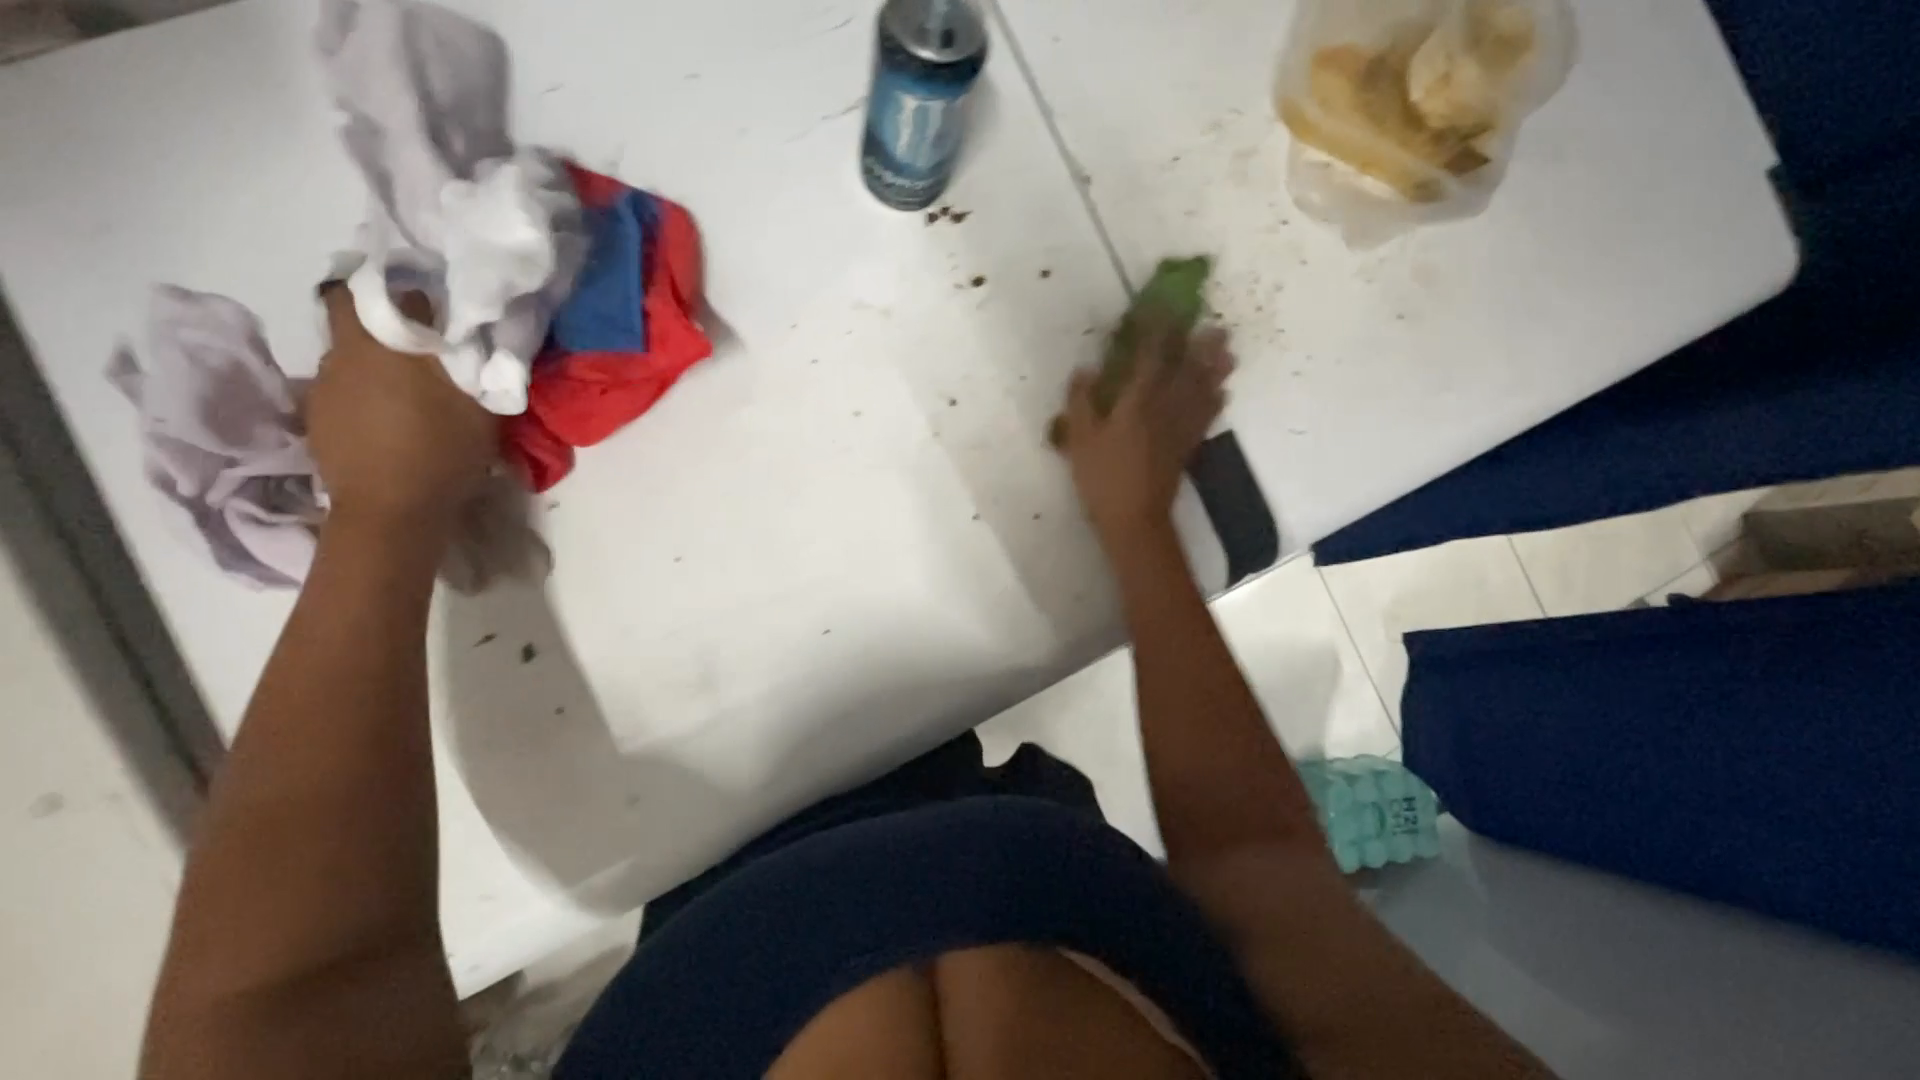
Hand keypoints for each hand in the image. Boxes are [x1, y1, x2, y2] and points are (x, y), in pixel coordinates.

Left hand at [309, 285, 497, 530]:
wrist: (390, 512)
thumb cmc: (442, 452)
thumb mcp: (480, 408)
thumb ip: (477, 367)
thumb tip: (478, 338)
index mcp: (385, 342)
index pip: (387, 290)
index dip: (411, 294)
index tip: (433, 309)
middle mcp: (344, 353)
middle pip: (350, 315)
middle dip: (377, 320)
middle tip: (412, 344)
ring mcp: (322, 386)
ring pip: (346, 356)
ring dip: (371, 365)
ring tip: (402, 394)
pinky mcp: (314, 418)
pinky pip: (339, 391)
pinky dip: (360, 397)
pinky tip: (383, 423)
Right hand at [1061, 324, 1232, 545]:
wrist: (1135, 519)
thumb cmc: (1102, 478)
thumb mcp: (1080, 438)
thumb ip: (1081, 400)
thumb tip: (1086, 369)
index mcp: (1138, 400)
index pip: (1151, 356)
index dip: (1158, 330)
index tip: (1164, 307)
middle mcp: (1166, 407)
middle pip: (1187, 369)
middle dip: (1198, 344)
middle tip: (1214, 323)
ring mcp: (1181, 427)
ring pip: (1203, 389)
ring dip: (1215, 367)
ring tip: (1227, 348)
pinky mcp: (1188, 446)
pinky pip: (1207, 415)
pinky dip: (1216, 399)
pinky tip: (1222, 392)